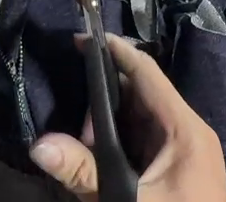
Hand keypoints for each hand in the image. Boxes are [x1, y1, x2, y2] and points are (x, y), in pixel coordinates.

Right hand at [29, 35, 225, 201]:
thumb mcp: (128, 201)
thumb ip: (84, 173)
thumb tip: (38, 144)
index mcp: (185, 128)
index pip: (146, 70)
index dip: (113, 50)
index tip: (79, 39)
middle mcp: (187, 131)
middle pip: (138, 93)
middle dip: (102, 99)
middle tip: (74, 117)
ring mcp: (183, 152)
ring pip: (137, 118)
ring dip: (107, 125)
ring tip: (83, 145)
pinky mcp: (176, 171)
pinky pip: (142, 140)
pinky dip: (117, 142)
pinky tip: (96, 156)